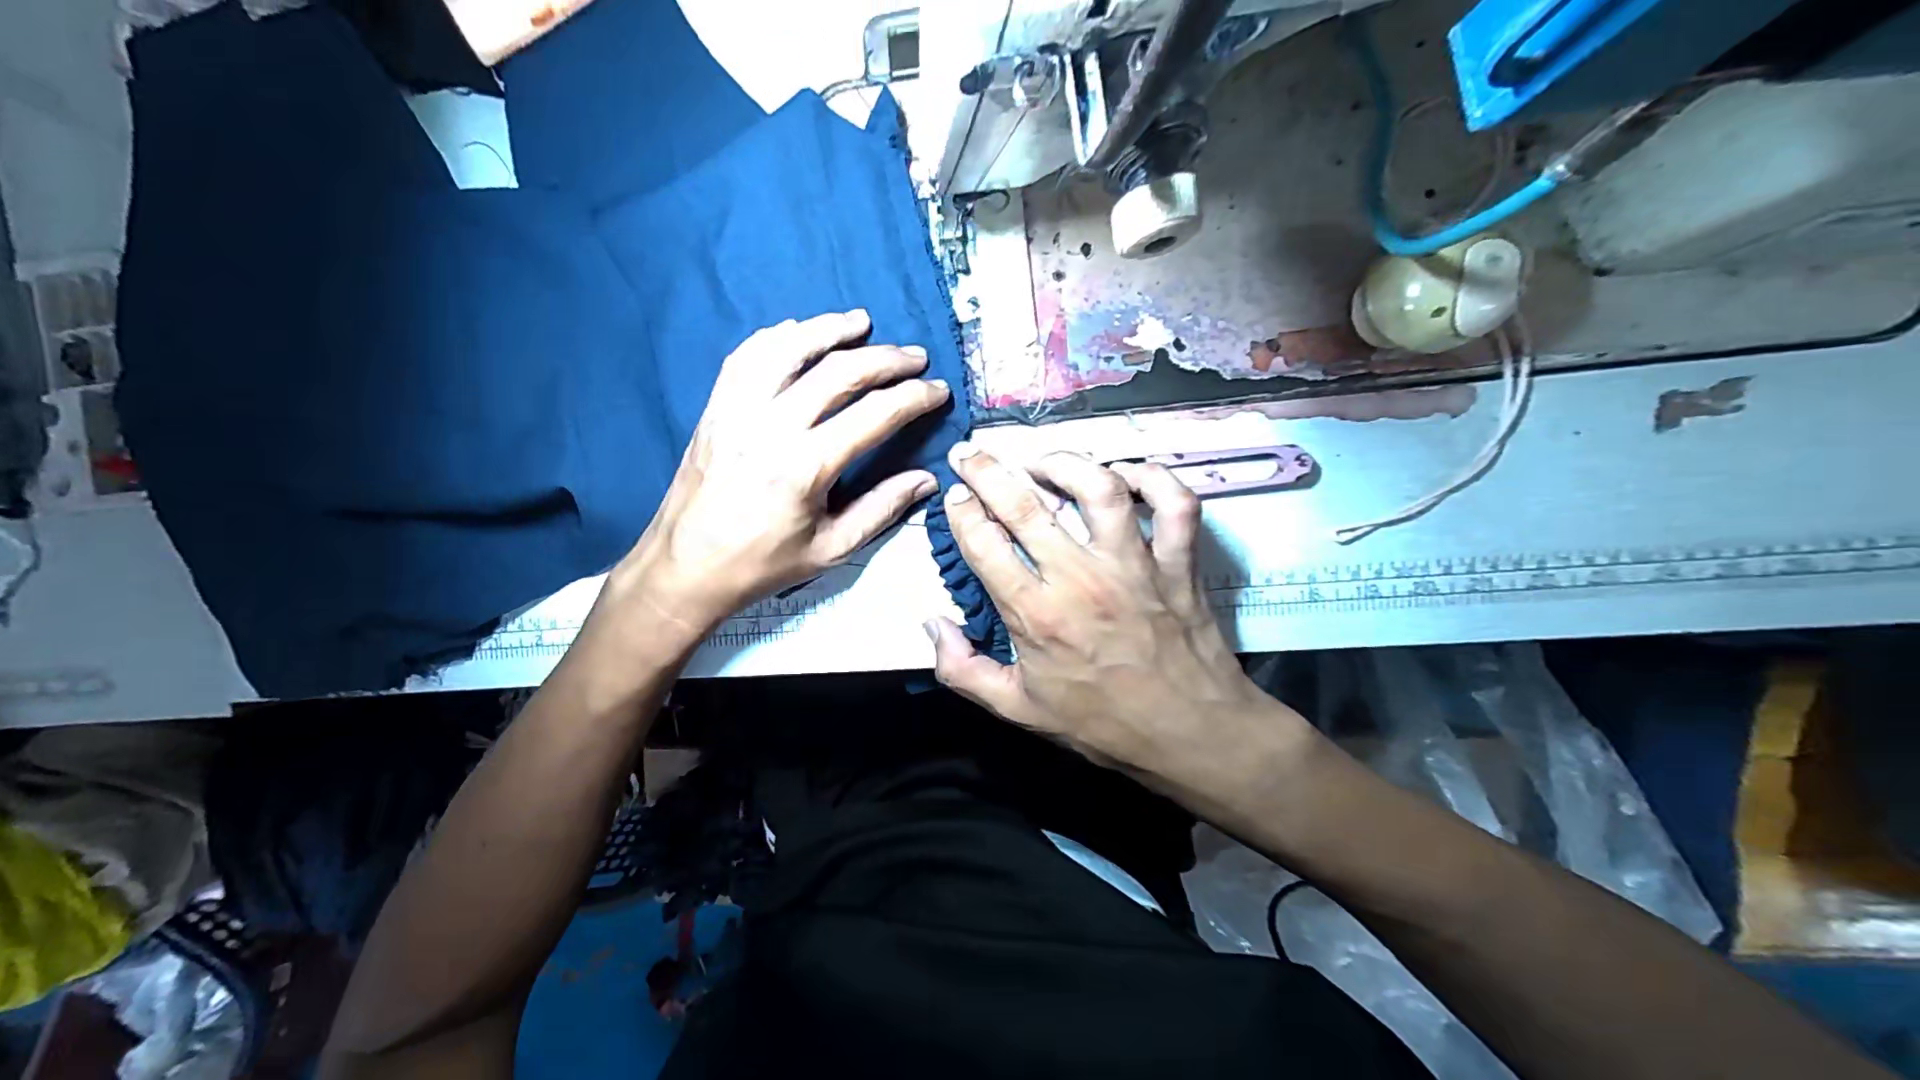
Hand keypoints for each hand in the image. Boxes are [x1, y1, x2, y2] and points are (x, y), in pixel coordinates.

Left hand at [605, 310, 948, 643]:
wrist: (687, 566)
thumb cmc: (763, 563)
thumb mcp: (831, 548)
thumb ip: (882, 508)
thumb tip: (926, 479)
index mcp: (806, 466)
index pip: (874, 414)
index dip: (914, 397)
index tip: (937, 389)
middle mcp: (771, 427)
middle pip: (838, 372)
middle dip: (886, 359)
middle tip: (914, 356)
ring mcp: (737, 411)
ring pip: (788, 349)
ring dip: (829, 329)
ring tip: (860, 322)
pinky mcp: (715, 407)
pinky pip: (746, 356)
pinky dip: (776, 337)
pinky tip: (798, 331)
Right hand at [927, 444, 1314, 796]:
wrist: (1190, 735)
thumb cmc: (1103, 724)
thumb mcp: (1019, 710)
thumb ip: (964, 671)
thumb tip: (932, 624)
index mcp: (1036, 614)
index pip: (985, 544)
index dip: (962, 511)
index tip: (954, 495)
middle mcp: (1081, 578)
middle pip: (1026, 506)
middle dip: (988, 471)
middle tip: (970, 453)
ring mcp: (1134, 564)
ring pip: (1100, 488)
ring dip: (1066, 462)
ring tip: (1043, 460)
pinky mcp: (1178, 561)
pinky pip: (1174, 503)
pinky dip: (1155, 478)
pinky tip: (1128, 474)